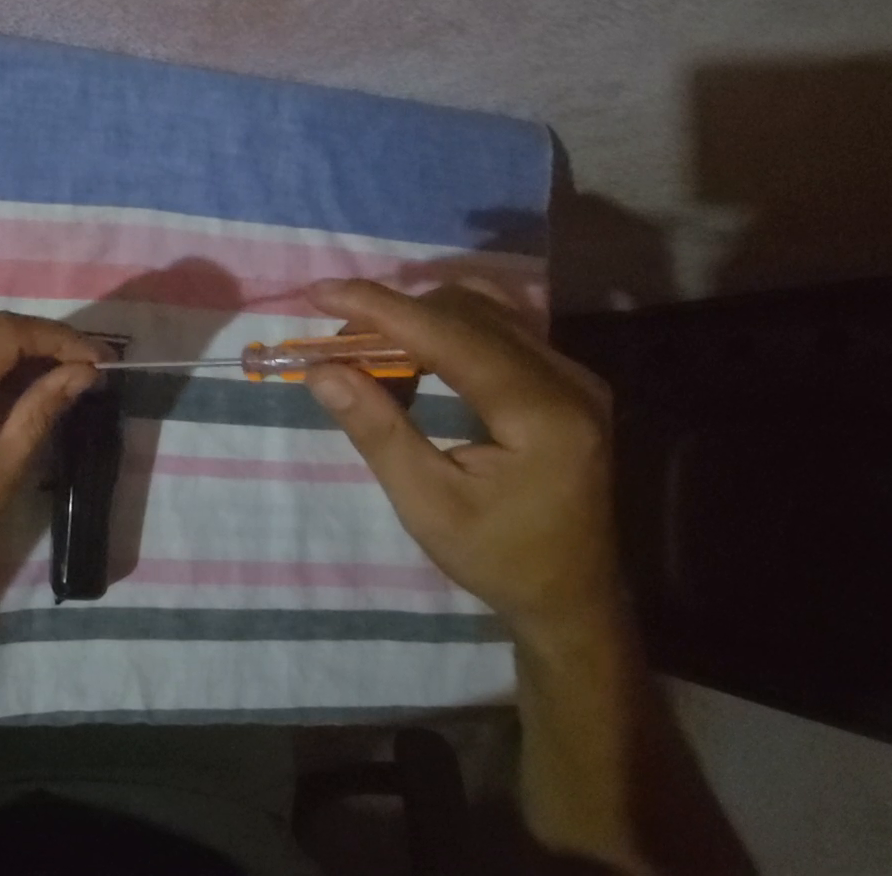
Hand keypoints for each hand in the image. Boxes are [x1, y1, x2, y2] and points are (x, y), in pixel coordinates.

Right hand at [303, 279, 621, 643]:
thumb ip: (378, 432)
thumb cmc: (497, 559)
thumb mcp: (427, 505)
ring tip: (370, 358)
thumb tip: (322, 371)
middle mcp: (566, 378)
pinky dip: (444, 333)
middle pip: (466, 313)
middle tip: (337, 351)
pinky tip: (415, 362)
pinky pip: (497, 330)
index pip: (449, 336)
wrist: (572, 597)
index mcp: (540, 413)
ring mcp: (572, 376)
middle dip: (392, 318)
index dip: (379, 308)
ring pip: (482, 312)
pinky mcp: (565, 382)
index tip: (319, 293)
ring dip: (417, 321)